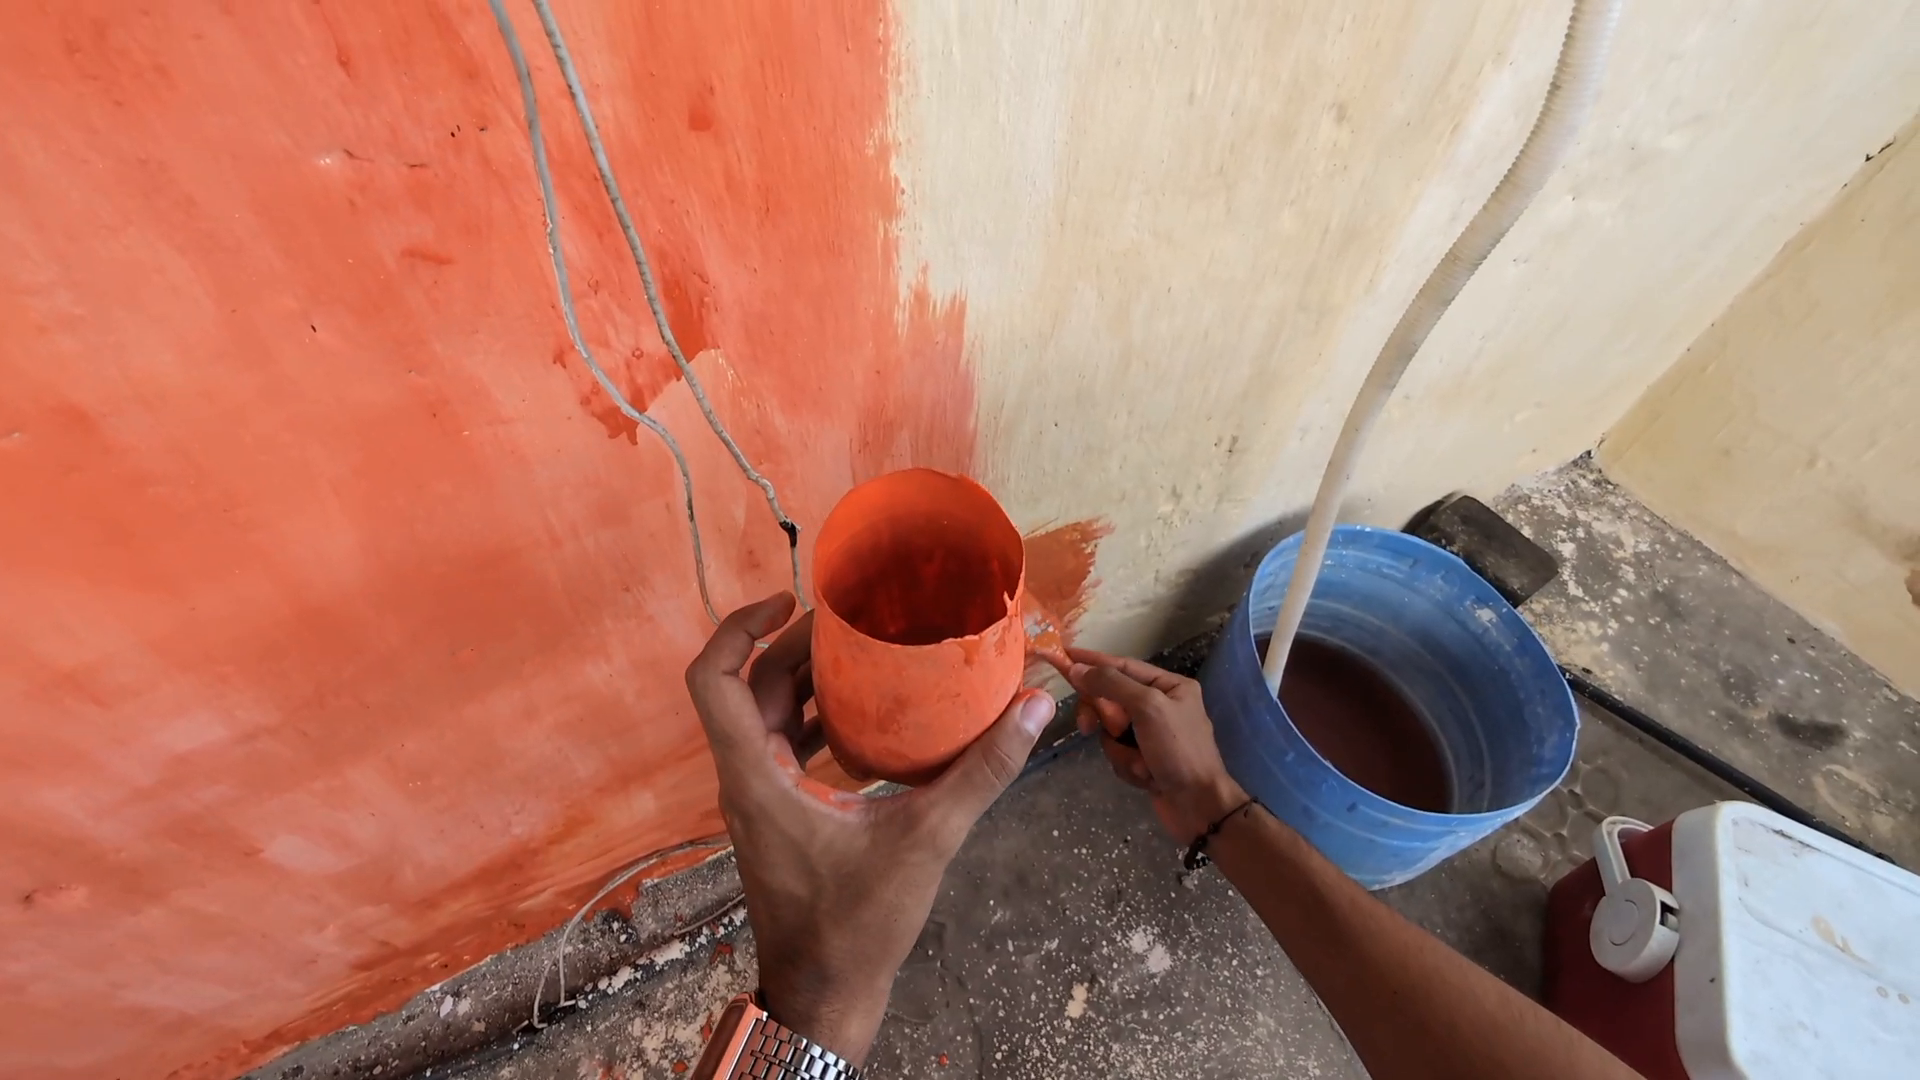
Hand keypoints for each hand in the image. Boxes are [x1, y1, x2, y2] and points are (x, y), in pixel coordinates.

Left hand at [684, 593, 1054, 1064]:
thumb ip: (982, 772)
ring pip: (764, 714)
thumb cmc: (860, 924)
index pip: (713, 681)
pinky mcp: (778, 812)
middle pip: (747, 687)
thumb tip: (1034, 708)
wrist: (826, 997)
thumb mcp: (928, 840)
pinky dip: (813, 715)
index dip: (738, 628)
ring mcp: (758, 797)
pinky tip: (864, 712)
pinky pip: (783, 743)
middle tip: (850, 618)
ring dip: (802, 677)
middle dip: (791, 644)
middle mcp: (745, 777)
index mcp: (756, 775)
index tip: (788, 600)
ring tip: (858, 649)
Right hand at [1063, 648, 1247, 843]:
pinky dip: (1126, 765)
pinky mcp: (1144, 759)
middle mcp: (1159, 706)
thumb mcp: (1147, 707)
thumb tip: (1077, 668)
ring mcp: (1151, 734)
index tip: (1063, 656)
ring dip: (1119, 749)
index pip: (1121, 666)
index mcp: (1169, 686)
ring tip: (1140, 764)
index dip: (1092, 662)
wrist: (1199, 808)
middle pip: (1111, 699)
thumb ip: (1112, 684)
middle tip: (1088, 726)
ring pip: (1110, 730)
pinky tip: (1145, 777)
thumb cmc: (1178, 750)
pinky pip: (1117, 752)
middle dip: (1104, 717)